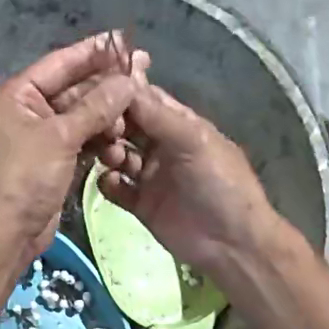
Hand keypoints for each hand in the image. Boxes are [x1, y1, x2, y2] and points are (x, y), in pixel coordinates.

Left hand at [0, 33, 143, 258]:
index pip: (61, 63)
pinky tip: (121, 137)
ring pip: (79, 117)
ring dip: (106, 116)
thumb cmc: (26, 178)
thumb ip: (96, 106)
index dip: (94, 52)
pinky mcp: (52, 162)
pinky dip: (98, 139)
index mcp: (18, 95)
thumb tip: (128, 81)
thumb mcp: (61, 137)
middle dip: (106, 85)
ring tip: (137, 109)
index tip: (125, 41)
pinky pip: (80, 140)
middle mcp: (27, 111)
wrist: (9, 232)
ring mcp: (40, 138)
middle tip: (144, 72)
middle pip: (72, 89)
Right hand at [94, 84, 284, 272]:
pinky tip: (110, 182)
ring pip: (118, 156)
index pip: (145, 100)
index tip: (98, 90)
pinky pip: (116, 189)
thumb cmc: (220, 183)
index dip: (122, 93)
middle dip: (111, 124)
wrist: (230, 242)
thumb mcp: (194, 141)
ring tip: (110, 158)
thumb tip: (123, 87)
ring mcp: (150, 177)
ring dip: (108, 152)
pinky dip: (108, 183)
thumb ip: (158, 116)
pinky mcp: (141, 205)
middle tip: (98, 128)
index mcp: (180, 125)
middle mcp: (162, 147)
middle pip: (127, 126)